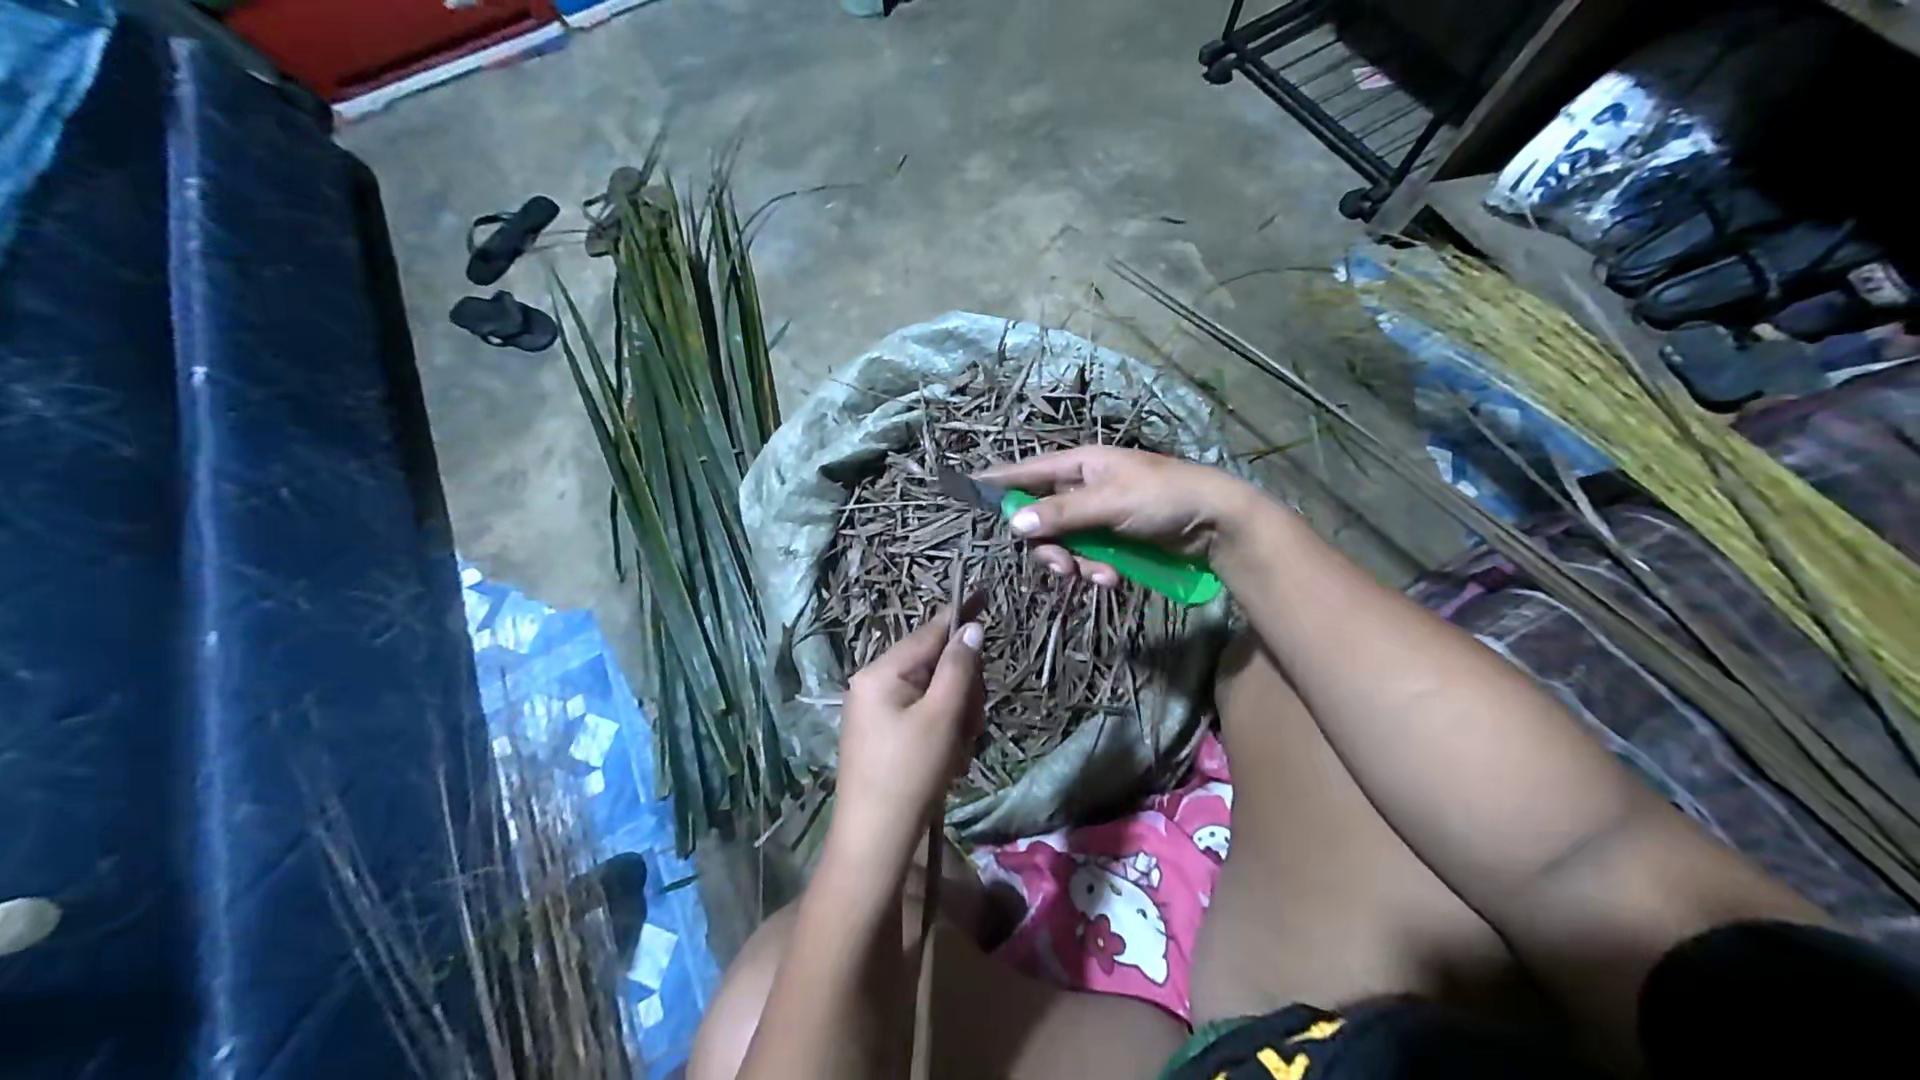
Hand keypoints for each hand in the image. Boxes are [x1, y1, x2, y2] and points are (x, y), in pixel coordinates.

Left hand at [831, 607, 985, 869]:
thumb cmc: (909, 773)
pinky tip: (947, 762)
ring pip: (935, 695)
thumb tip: (970, 627)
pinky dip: (943, 734)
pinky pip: (925, 718)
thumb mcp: (941, 717)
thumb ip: (959, 669)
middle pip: (935, 666)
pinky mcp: (885, 735)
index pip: (929, 633)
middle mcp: (874, 685)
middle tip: (971, 725)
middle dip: (962, 691)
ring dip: (957, 717)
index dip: (959, 617)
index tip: (984, 595)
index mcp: (882, 673)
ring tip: (957, 752)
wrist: (875, 841)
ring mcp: (877, 712)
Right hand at [977, 447, 1254, 584]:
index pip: (1027, 471)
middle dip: (1049, 546)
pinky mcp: (1113, 540)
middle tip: (1061, 568)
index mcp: (1080, 464)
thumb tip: (1015, 523)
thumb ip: (1062, 513)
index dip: (999, 481)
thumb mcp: (1110, 502)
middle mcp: (1083, 487)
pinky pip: (1087, 557)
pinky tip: (1113, 579)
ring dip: (1074, 564)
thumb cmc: (1163, 497)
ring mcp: (1098, 516)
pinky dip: (1095, 570)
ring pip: (1063, 543)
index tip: (967, 489)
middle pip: (1042, 518)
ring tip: (1097, 577)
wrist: (1216, 521)